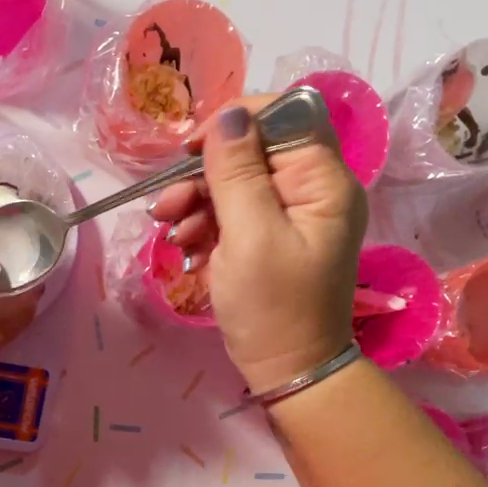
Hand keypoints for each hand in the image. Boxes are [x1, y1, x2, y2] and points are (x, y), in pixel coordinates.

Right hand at [148, 97, 367, 391]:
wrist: (287, 370)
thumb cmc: (273, 307)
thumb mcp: (249, 237)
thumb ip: (237, 174)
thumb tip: (227, 116)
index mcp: (323, 181)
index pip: (287, 116)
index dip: (237, 122)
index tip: (191, 147)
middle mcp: (312, 190)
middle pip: (253, 153)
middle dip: (204, 174)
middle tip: (164, 206)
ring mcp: (290, 217)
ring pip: (235, 185)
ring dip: (196, 203)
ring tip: (168, 233)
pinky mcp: (269, 240)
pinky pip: (233, 215)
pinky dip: (204, 227)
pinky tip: (184, 248)